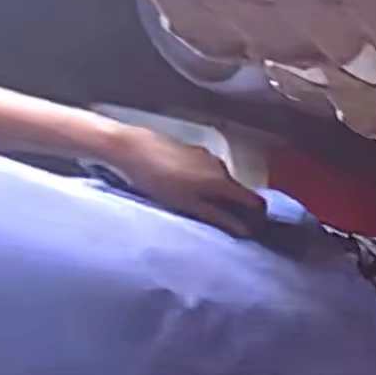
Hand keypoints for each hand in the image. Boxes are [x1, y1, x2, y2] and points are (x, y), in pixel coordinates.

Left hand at [102, 126, 263, 236]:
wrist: (118, 143)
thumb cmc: (155, 178)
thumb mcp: (188, 205)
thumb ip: (220, 218)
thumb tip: (245, 231)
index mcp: (225, 183)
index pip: (255, 201)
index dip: (257, 214)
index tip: (251, 221)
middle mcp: (220, 167)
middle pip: (236, 188)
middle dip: (230, 199)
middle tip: (214, 208)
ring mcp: (200, 153)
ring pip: (216, 174)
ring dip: (211, 184)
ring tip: (189, 191)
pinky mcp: (182, 144)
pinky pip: (198, 163)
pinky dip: (195, 172)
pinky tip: (175, 175)